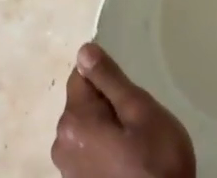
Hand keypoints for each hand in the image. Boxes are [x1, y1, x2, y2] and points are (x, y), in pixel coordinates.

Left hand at [51, 43, 195, 177]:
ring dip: (107, 125)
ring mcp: (66, 167)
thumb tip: (84, 50)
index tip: (130, 91)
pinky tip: (126, 158)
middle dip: (108, 102)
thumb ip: (110, 79)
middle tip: (138, 117)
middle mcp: (60, 143)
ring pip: (86, 125)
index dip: (107, 76)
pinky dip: (104, 146)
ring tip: (135, 139)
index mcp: (74, 120)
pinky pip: (87, 148)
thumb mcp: (140, 110)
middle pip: (82, 102)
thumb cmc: (156, 159)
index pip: (80, 75)